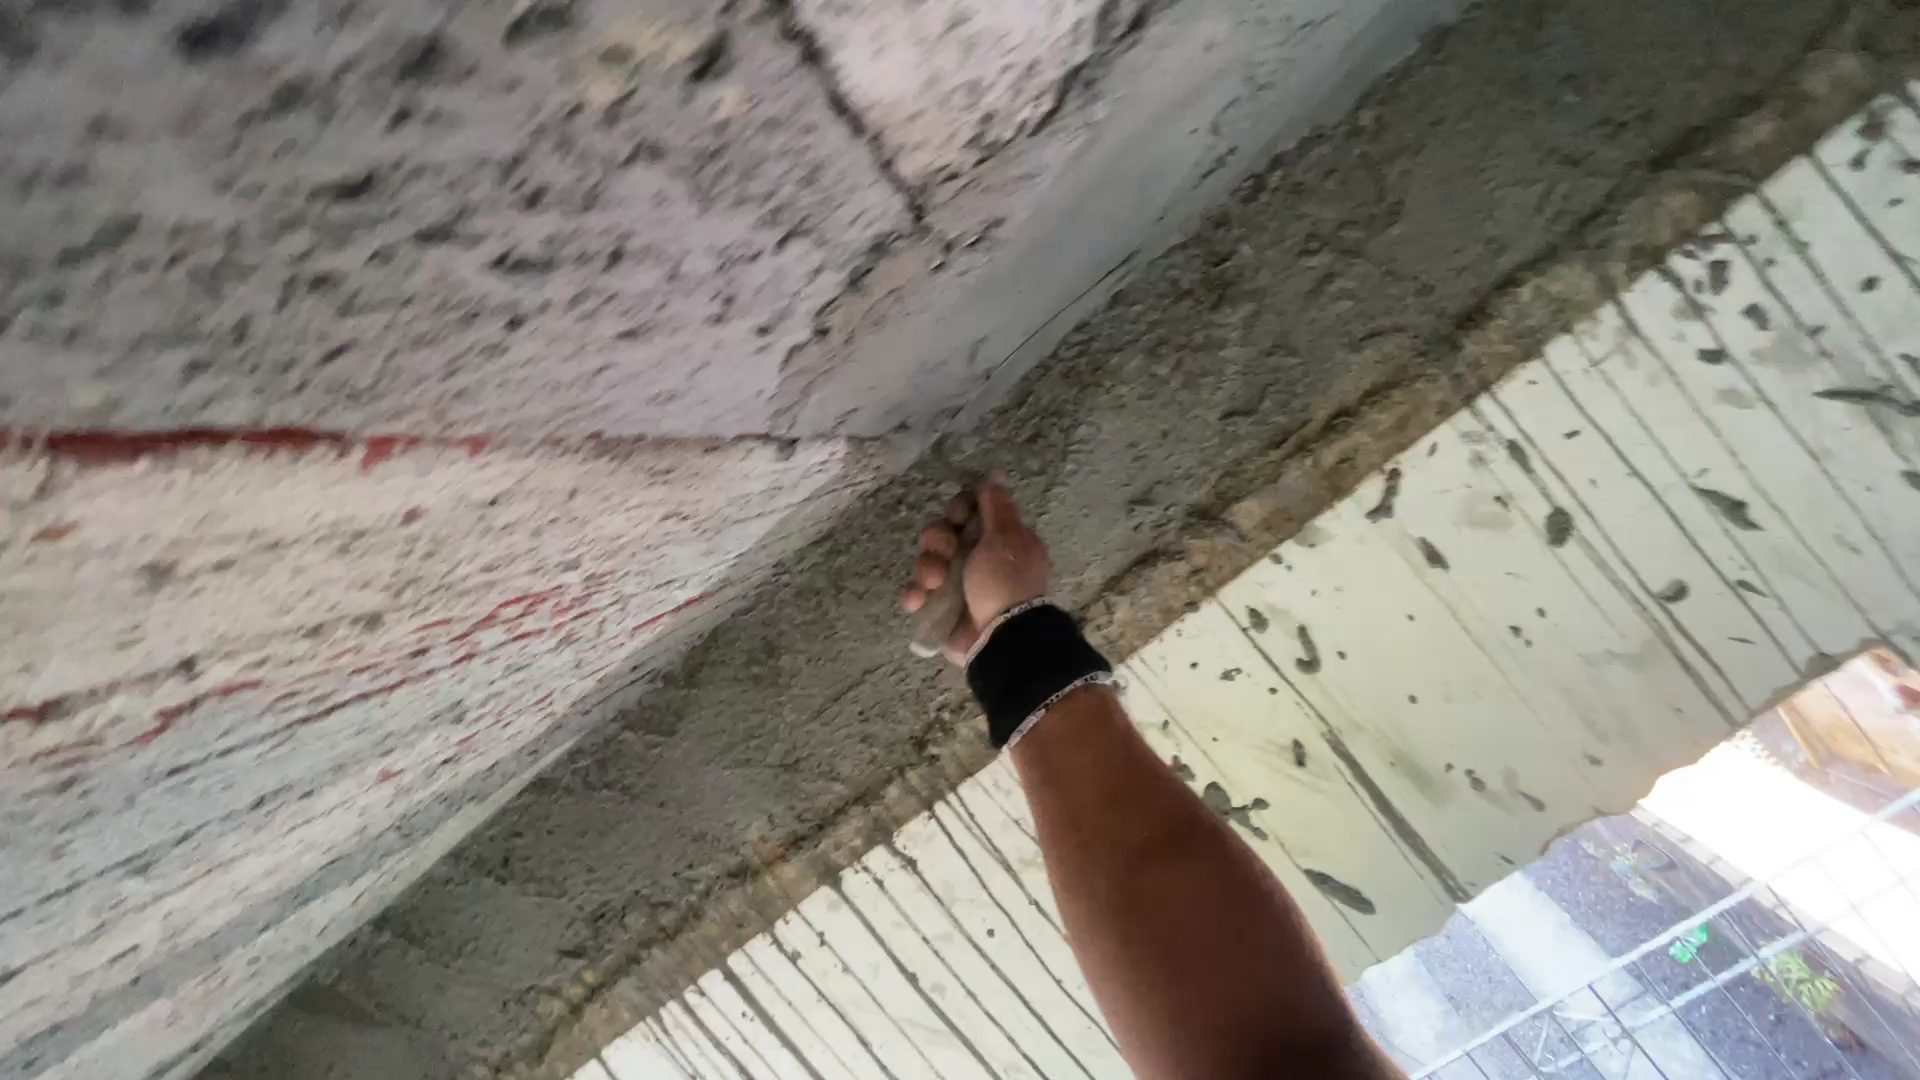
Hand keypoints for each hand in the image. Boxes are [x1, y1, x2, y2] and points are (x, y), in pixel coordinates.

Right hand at [900, 471, 1050, 664]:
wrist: (1002, 638)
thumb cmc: (1007, 580)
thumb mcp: (1006, 536)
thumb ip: (996, 505)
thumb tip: (996, 474)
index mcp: (999, 539)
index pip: (969, 511)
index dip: (958, 509)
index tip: (958, 515)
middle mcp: (978, 558)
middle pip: (943, 533)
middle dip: (937, 539)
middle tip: (946, 550)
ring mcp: (959, 584)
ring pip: (927, 561)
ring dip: (926, 567)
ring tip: (934, 583)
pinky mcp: (942, 608)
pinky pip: (918, 593)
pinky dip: (914, 595)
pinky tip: (918, 601)